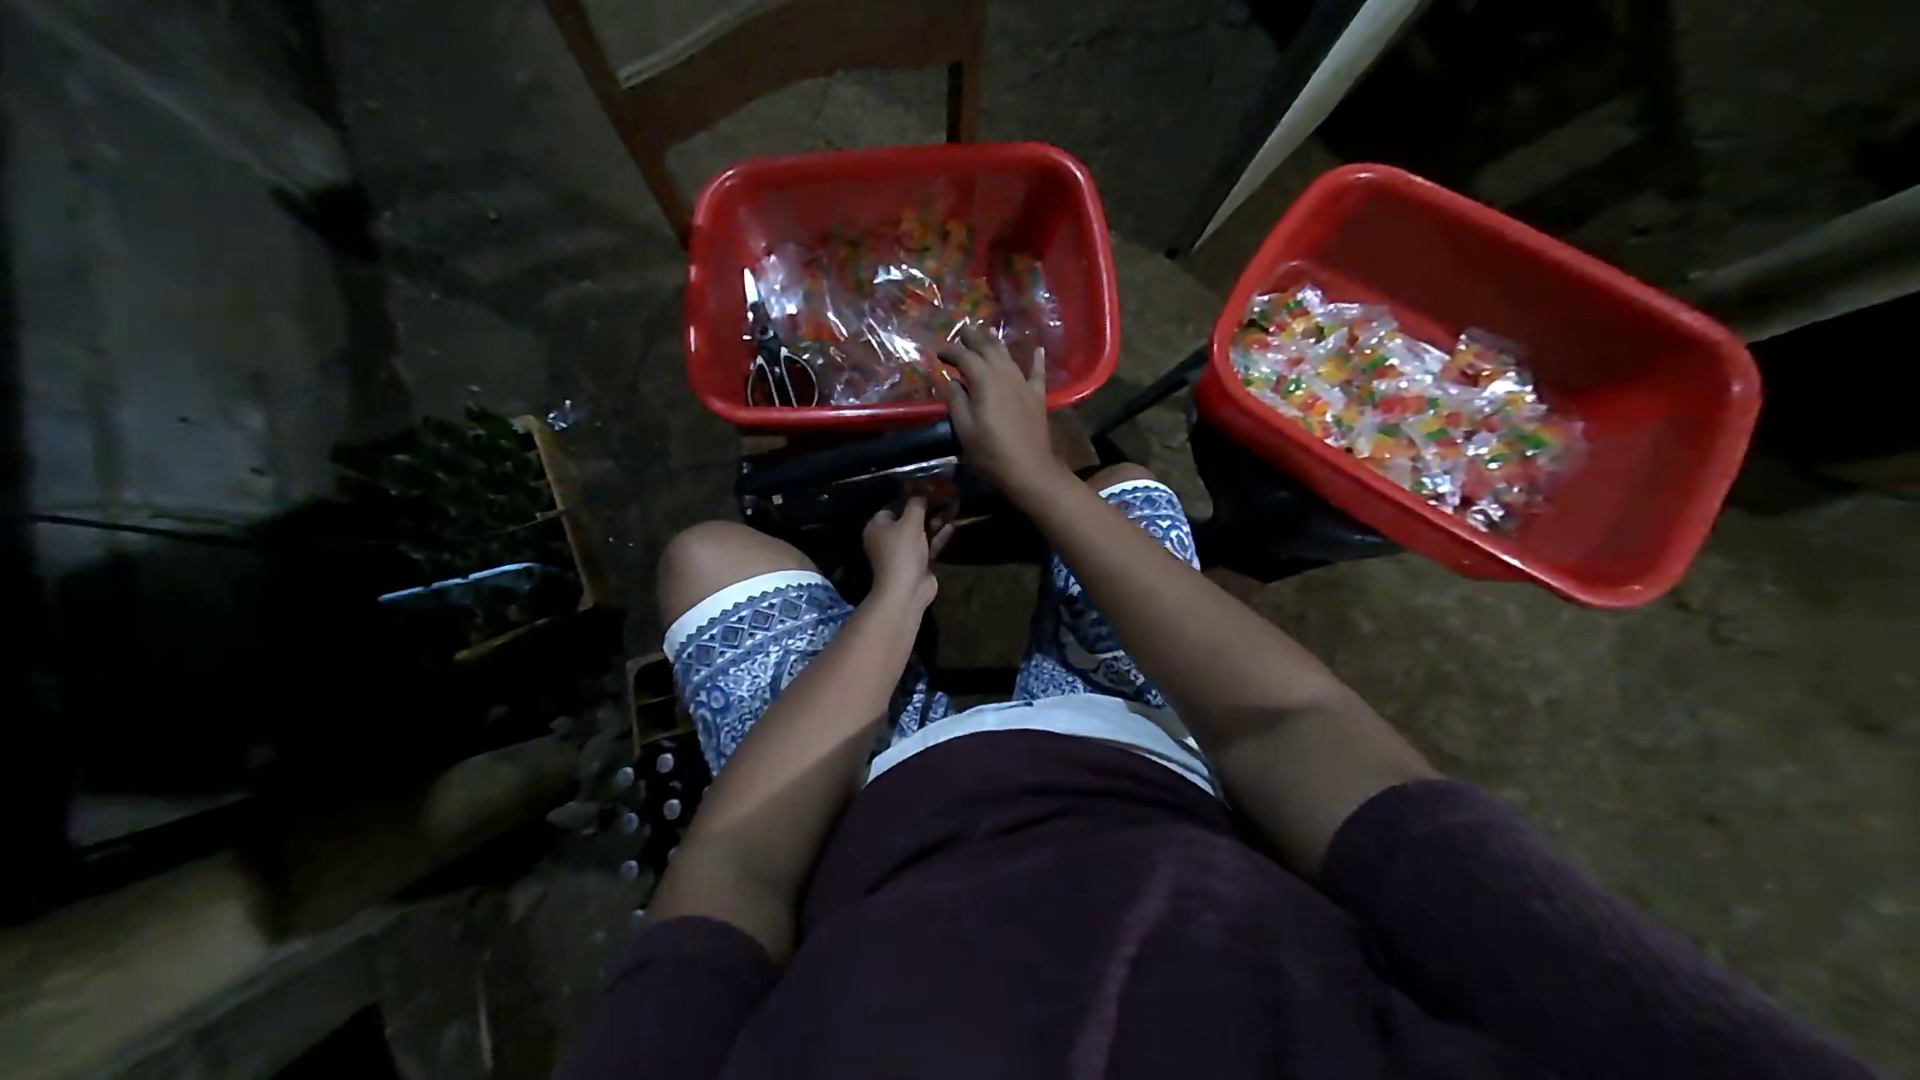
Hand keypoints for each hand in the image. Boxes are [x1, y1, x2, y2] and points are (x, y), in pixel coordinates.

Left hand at [864, 497, 953, 608]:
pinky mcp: (916, 563)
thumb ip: (916, 505)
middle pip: (907, 520)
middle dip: (926, 511)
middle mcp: (886, 539)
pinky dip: (938, 537)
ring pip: (920, 533)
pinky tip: (952, 526)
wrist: (906, 589)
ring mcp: (902, 553)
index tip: (925, 493)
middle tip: (942, 500)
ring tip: (951, 509)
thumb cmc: (902, 551)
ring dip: (935, 523)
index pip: (890, 509)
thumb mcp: (910, 522)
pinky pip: (927, 546)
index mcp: (877, 528)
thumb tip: (921, 494)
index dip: (907, 501)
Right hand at [937, 326, 1067, 501]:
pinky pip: (1037, 372)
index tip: (938, 352)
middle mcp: (1005, 374)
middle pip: (988, 349)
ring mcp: (1024, 383)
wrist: (1029, 467)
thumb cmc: (990, 451)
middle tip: (961, 332)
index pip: (964, 357)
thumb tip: (946, 378)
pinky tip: (1037, 349)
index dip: (950, 351)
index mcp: (985, 381)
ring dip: (995, 343)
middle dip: (973, 339)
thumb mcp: (964, 428)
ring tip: (986, 333)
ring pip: (1008, 356)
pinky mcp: (1037, 395)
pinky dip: (1036, 359)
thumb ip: (955, 399)